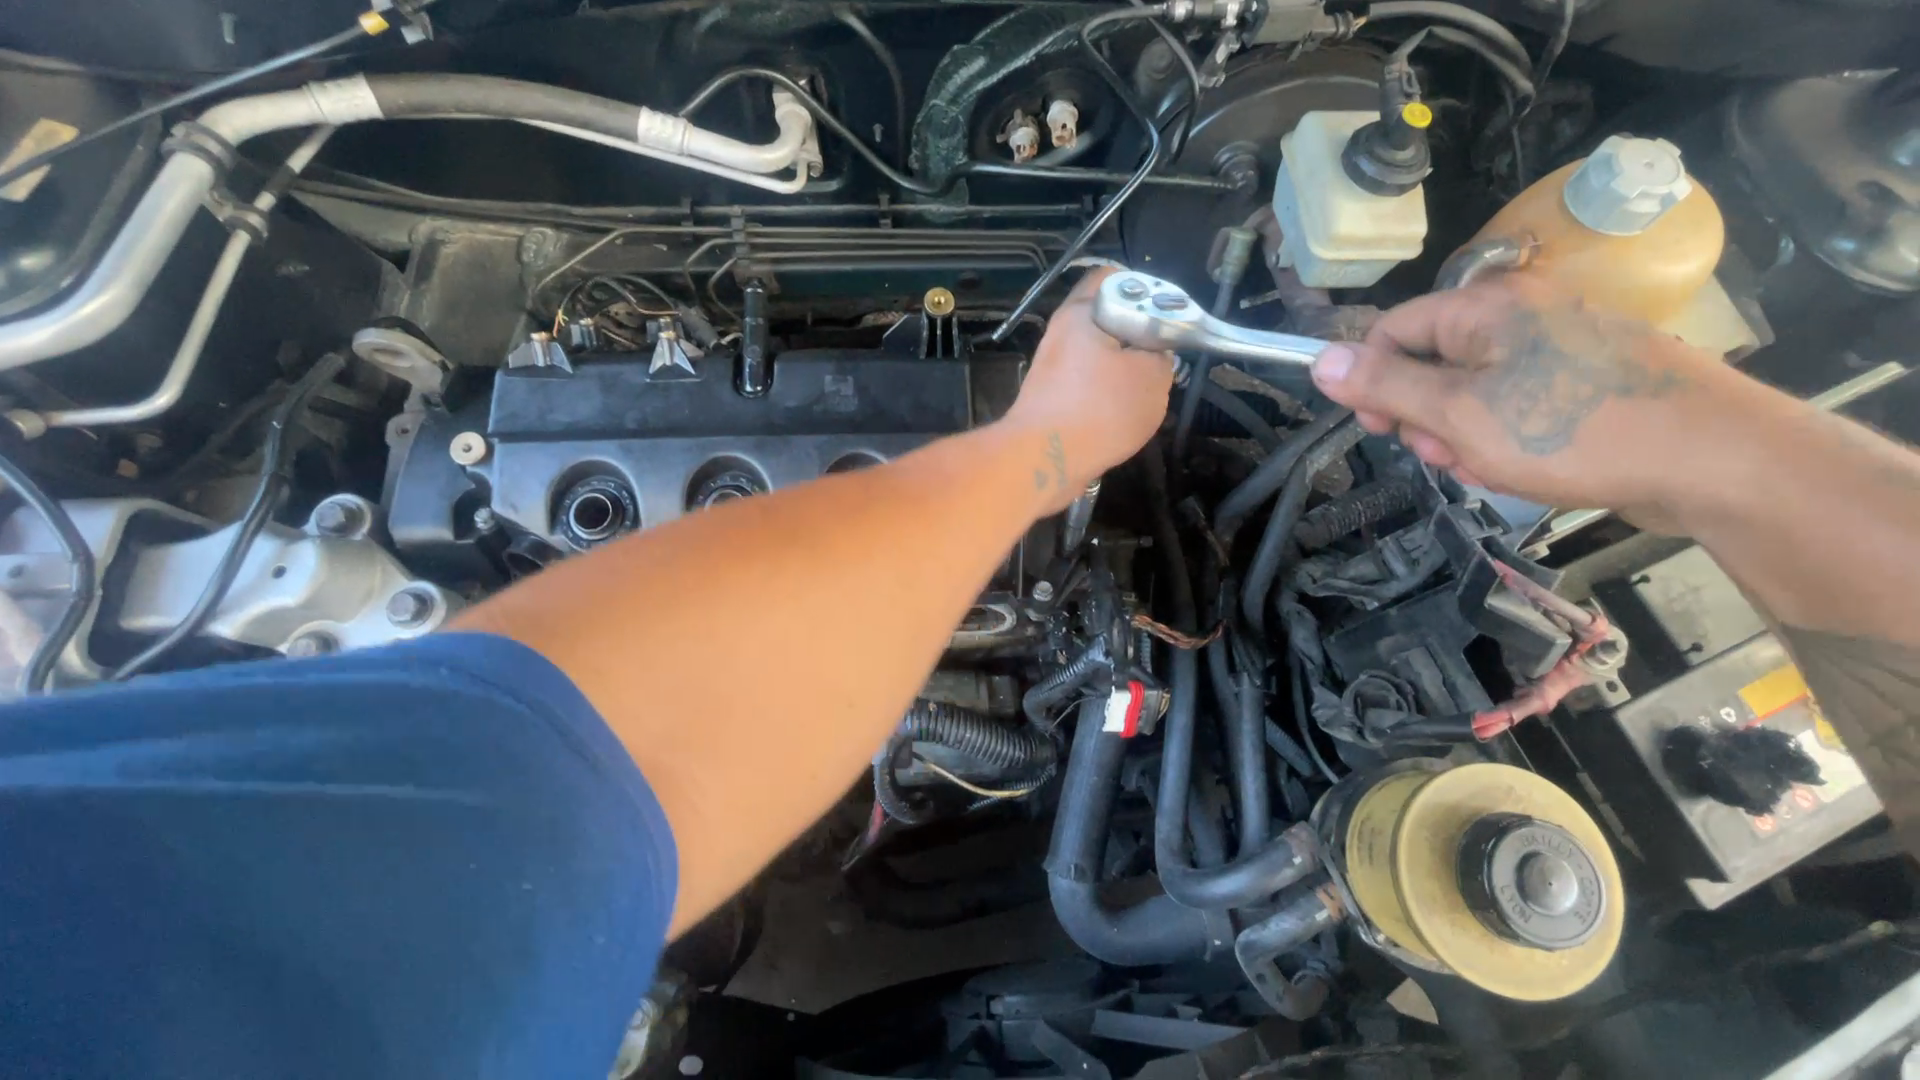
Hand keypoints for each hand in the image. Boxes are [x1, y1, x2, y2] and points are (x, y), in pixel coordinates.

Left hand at [1003, 267, 1174, 511]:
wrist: (1043, 461)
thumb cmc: (1099, 411)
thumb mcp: (1152, 378)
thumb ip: (1160, 355)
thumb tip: (1154, 354)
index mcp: (1081, 313)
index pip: (1112, 276)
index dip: (1145, 289)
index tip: (1167, 314)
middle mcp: (1060, 333)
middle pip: (1107, 319)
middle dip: (1138, 334)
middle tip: (1162, 355)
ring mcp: (1051, 367)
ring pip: (1098, 354)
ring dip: (1123, 368)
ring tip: (1147, 388)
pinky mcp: (1049, 397)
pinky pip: (1085, 384)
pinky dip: (1105, 394)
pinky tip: (1123, 414)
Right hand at [1308, 277, 1764, 525]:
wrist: (1714, 459)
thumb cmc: (1570, 432)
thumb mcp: (1457, 414)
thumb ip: (1383, 386)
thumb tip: (1318, 359)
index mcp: (1485, 308)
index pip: (1391, 330)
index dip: (1370, 379)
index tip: (1378, 427)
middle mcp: (1521, 313)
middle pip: (1431, 361)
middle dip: (1422, 415)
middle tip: (1440, 454)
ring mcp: (1559, 345)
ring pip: (1472, 389)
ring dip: (1460, 433)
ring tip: (1487, 466)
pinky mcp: (1587, 378)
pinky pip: (1516, 401)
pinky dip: (1503, 434)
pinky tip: (1521, 465)